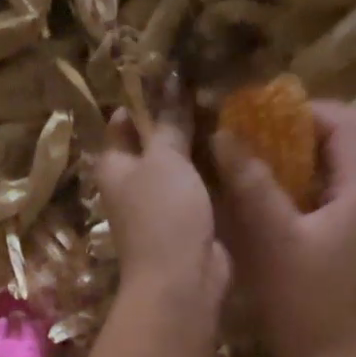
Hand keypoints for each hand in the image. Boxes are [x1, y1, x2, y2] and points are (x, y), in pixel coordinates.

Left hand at [91, 102, 230, 316]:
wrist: (181, 282)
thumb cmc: (163, 215)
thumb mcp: (164, 159)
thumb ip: (168, 123)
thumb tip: (170, 82)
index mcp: (114, 166)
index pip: (122, 123)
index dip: (144, 98)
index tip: (176, 74)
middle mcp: (132, 185)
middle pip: (154, 143)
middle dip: (179, 120)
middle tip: (213, 88)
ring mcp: (161, 206)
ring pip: (181, 166)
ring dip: (202, 146)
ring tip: (233, 110)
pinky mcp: (189, 223)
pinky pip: (202, 188)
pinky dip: (216, 172)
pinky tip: (241, 150)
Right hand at [215, 101, 355, 356]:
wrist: (322, 355)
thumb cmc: (299, 297)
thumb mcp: (270, 236)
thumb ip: (250, 182)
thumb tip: (223, 134)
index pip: (348, 123)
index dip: (306, 110)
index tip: (262, 114)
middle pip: (355, 137)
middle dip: (312, 124)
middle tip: (268, 129)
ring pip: (344, 162)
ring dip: (308, 149)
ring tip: (264, 152)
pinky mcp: (344, 236)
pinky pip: (331, 187)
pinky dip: (305, 175)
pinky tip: (269, 188)